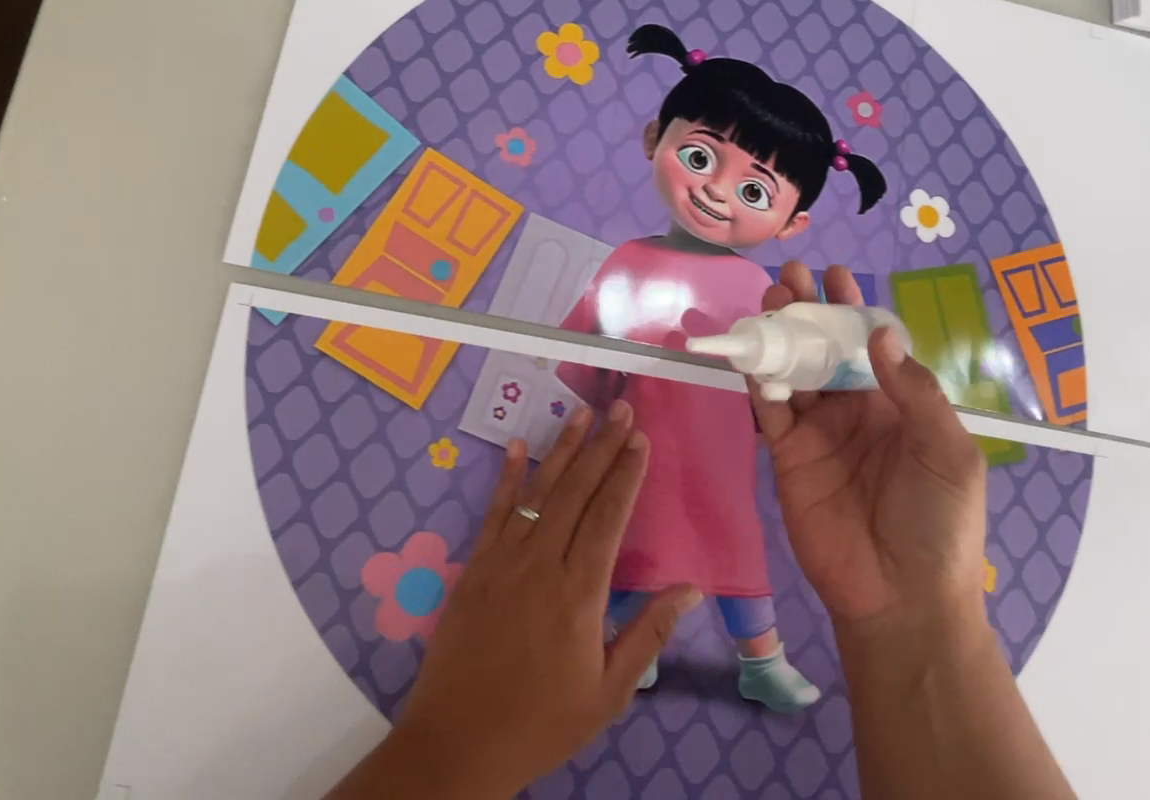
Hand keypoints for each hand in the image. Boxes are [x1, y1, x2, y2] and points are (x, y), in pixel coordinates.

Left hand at [328, 403, 702, 799]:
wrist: (459, 740)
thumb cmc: (542, 721)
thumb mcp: (609, 691)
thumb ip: (649, 634)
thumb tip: (690, 587)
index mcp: (580, 592)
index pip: (610, 516)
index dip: (627, 474)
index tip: (640, 440)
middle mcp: (542, 563)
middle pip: (577, 491)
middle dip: (602, 446)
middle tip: (621, 408)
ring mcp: (504, 559)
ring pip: (539, 491)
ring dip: (562, 449)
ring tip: (581, 412)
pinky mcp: (476, 565)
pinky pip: (495, 510)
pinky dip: (508, 475)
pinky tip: (518, 446)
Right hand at [754, 262, 988, 631]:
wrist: (901, 594)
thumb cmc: (939, 522)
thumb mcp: (948, 453)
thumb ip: (916, 393)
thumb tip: (882, 334)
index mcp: (896, 405)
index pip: (870, 346)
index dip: (853, 310)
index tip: (836, 275)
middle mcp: (853, 410)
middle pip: (825, 349)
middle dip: (808, 312)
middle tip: (790, 276)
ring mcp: (816, 431)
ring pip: (793, 370)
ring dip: (780, 336)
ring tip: (768, 301)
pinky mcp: (786, 454)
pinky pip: (769, 409)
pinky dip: (758, 381)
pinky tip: (753, 354)